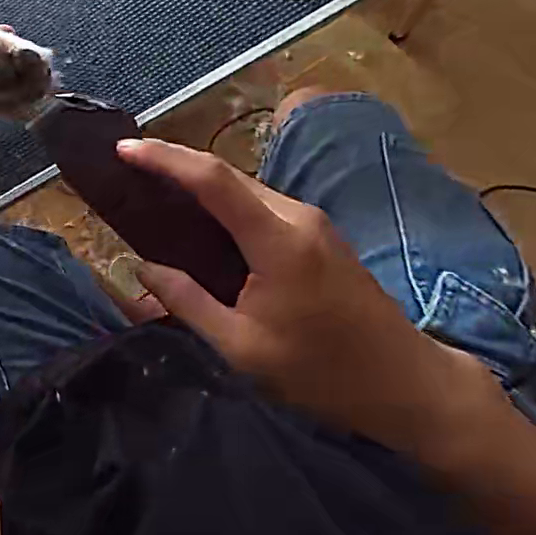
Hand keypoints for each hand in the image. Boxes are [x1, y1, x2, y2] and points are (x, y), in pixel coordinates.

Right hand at [117, 138, 513, 468]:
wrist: (411, 385)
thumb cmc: (324, 373)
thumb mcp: (243, 348)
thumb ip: (187, 302)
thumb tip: (142, 268)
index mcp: (277, 240)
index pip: (212, 180)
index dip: (164, 158)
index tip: (124, 149)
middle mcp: (296, 216)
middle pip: (226, 173)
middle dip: (174, 161)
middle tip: (128, 166)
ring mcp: (311, 220)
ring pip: (242, 185)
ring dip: (198, 179)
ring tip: (154, 185)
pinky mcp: (317, 232)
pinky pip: (258, 201)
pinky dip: (221, 198)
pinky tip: (200, 214)